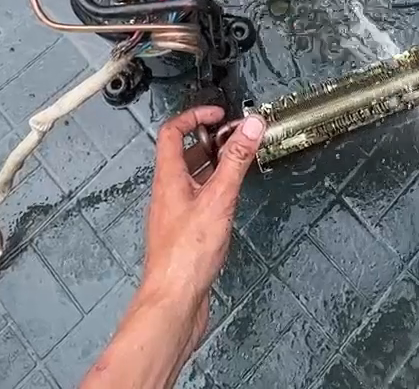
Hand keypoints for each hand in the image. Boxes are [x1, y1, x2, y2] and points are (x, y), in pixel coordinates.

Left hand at [140, 106, 264, 348]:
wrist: (173, 304)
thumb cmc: (186, 256)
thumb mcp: (218, 199)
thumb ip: (236, 160)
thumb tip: (250, 126)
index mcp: (169, 178)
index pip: (172, 132)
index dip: (194, 116)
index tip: (218, 114)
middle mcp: (168, 193)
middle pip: (184, 153)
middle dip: (210, 140)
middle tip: (235, 136)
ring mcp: (175, 214)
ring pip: (193, 176)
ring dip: (214, 164)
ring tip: (238, 161)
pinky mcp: (185, 233)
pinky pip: (199, 198)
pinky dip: (216, 189)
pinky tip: (231, 198)